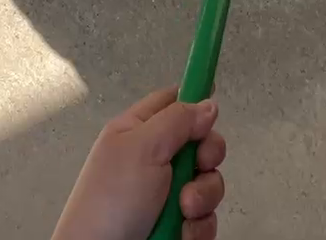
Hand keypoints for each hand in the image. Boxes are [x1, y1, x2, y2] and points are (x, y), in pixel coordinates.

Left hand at [52, 88, 226, 239]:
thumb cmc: (112, 201)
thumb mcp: (142, 148)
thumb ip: (178, 120)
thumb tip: (208, 103)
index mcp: (138, 131)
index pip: (172, 101)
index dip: (195, 99)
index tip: (213, 104)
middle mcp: (154, 160)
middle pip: (200, 142)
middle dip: (207, 157)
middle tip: (198, 166)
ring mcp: (166, 196)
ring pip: (208, 183)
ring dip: (203, 197)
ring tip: (183, 211)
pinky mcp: (177, 227)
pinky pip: (204, 219)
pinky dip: (198, 228)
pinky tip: (183, 234)